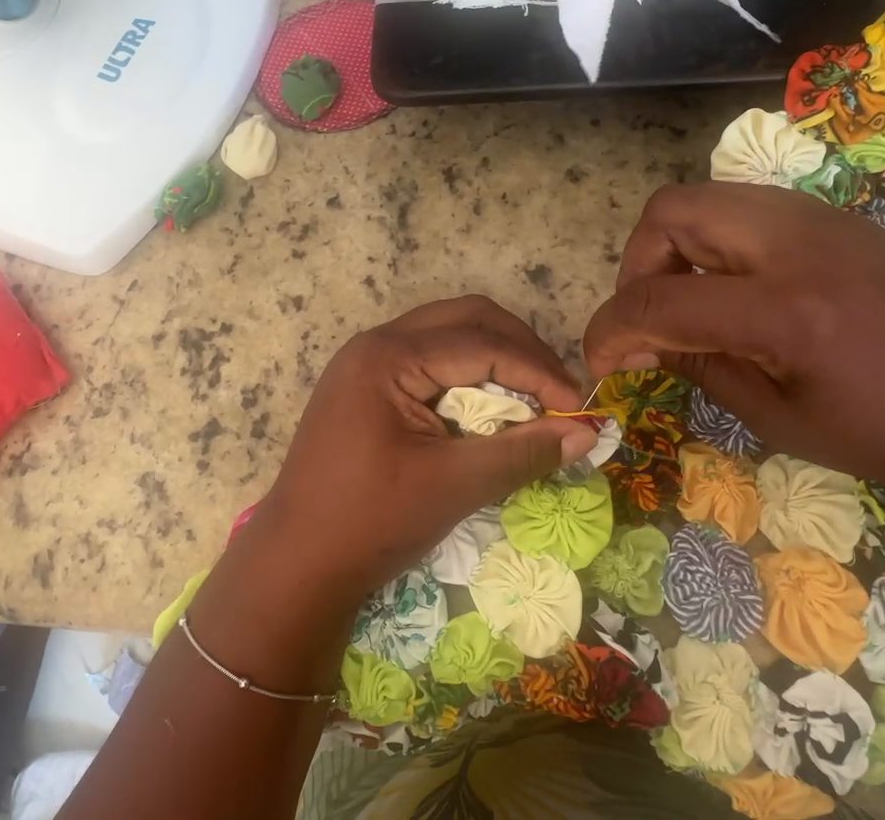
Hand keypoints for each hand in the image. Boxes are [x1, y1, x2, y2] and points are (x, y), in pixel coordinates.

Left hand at [241, 296, 598, 602]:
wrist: (295, 564)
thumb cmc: (370, 522)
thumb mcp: (454, 485)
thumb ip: (522, 451)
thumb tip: (588, 432)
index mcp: (387, 357)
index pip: (481, 342)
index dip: (537, 371)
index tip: (577, 408)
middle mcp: (374, 345)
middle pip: (465, 320)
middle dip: (519, 350)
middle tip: (557, 394)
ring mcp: (365, 365)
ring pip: (447, 336)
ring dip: (494, 360)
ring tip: (531, 401)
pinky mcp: (365, 389)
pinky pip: (428, 362)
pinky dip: (466, 377)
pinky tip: (488, 411)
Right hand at [582, 182, 884, 491]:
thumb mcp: (780, 420)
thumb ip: (699, 367)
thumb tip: (641, 343)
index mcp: (783, 309)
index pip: (657, 297)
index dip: (608, 329)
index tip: (600, 361)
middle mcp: (797, 243)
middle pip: (670, 211)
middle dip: (638, 265)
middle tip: (651, 319)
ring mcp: (822, 219)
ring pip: (707, 199)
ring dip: (676, 249)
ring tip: (690, 306)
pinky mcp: (838, 218)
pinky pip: (748, 209)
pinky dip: (717, 243)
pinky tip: (738, 294)